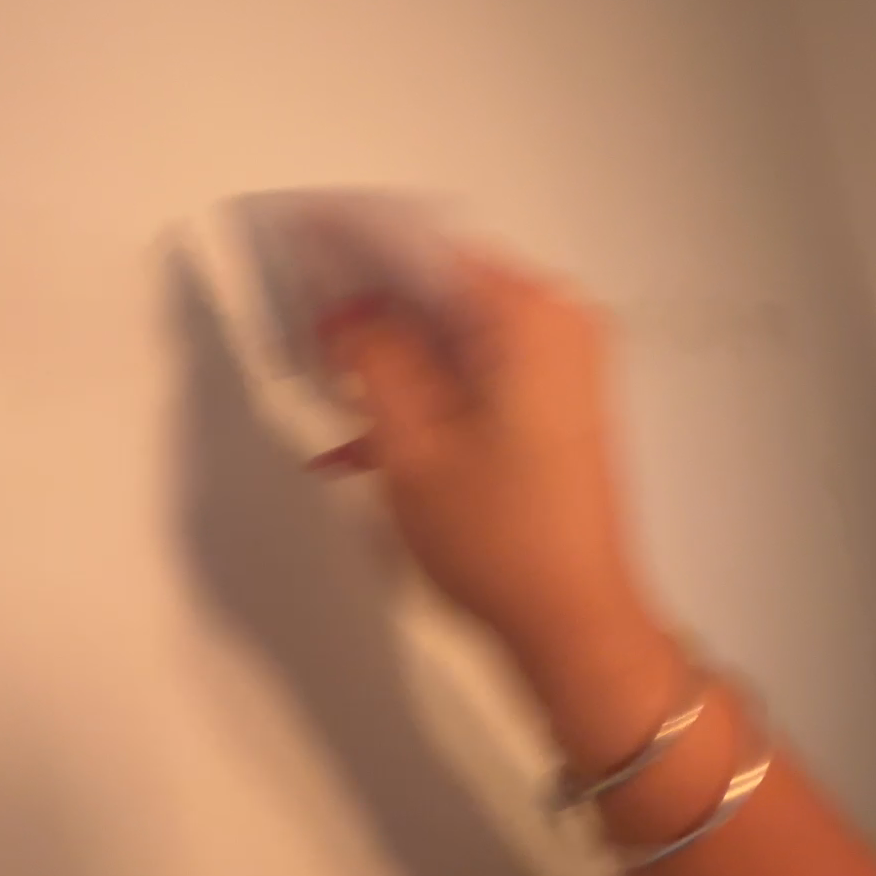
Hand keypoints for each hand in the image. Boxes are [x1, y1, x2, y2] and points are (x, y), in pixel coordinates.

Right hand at [320, 253, 656, 669]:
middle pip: (444, 297)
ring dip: (393, 373)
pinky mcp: (556, 407)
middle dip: (373, 321)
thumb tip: (348, 308)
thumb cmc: (497, 540)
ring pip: (455, 344)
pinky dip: (427, 405)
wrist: (575, 624)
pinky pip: (476, 382)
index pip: (428, 251)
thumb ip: (372, 356)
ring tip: (333, 404)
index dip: (356, 253)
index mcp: (531, 317)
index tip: (300, 255)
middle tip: (310, 340)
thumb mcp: (411, 442)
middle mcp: (559, 327)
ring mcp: (564, 369)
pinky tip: (370, 446)